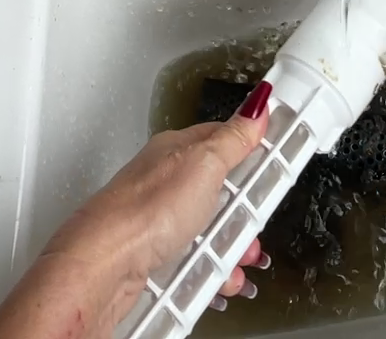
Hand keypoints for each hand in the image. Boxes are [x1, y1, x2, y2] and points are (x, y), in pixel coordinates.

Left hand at [0, 83, 274, 338]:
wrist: (102, 268)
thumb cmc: (143, 210)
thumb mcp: (205, 165)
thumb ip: (234, 138)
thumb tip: (258, 105)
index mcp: (181, 150)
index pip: (231, 141)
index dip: (259, 155)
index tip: (283, 166)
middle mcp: (170, 182)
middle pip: (225, 193)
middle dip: (245, 216)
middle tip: (254, 227)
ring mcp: (162, 222)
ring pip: (212, 232)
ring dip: (231, 249)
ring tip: (236, 263)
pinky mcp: (156, 258)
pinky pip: (197, 263)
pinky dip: (211, 274)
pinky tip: (216, 282)